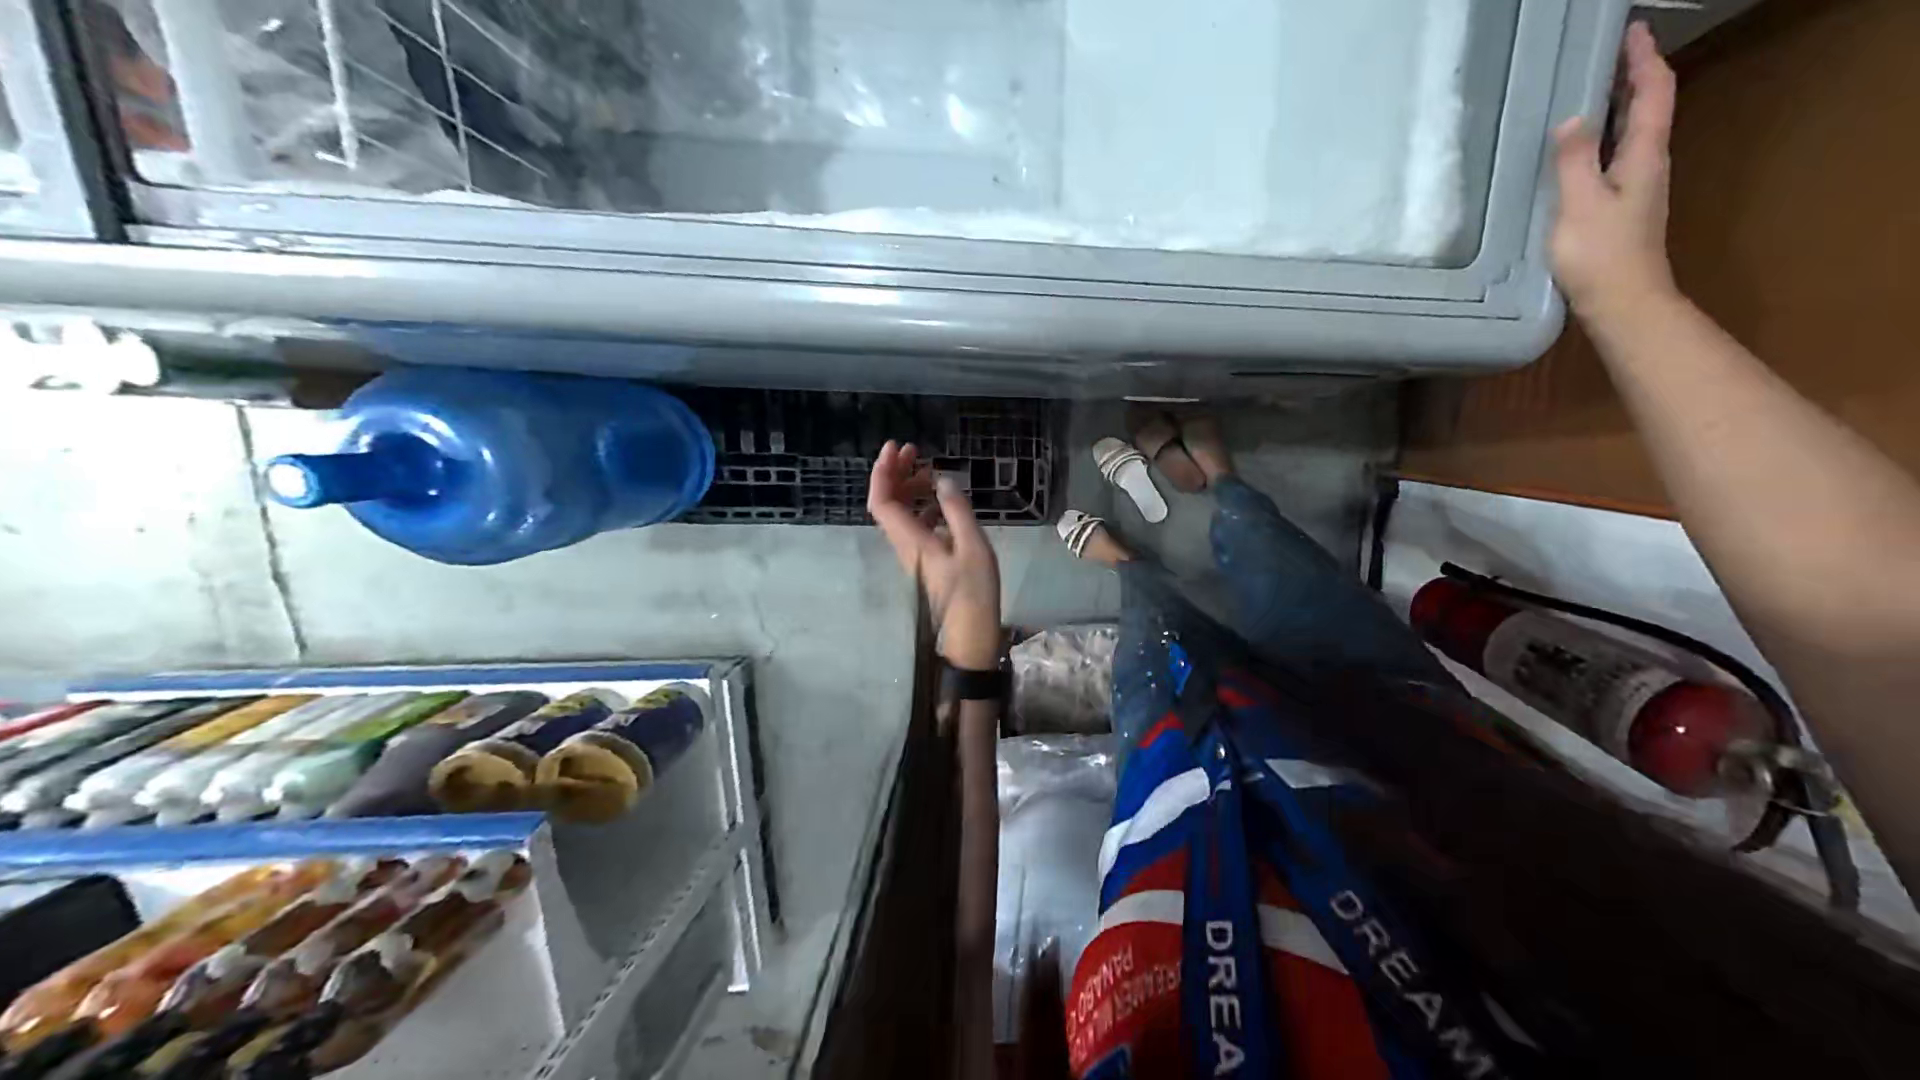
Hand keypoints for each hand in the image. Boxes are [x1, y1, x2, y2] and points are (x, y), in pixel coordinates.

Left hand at [867, 441, 1003, 669]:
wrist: (969, 640)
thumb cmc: (973, 595)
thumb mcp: (973, 548)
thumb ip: (957, 511)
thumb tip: (942, 480)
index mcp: (911, 540)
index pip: (882, 501)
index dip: (883, 472)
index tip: (897, 448)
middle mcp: (905, 545)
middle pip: (888, 504)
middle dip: (897, 474)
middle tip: (916, 452)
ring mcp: (914, 554)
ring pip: (901, 514)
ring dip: (910, 489)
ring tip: (932, 472)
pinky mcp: (925, 561)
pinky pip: (915, 525)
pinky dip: (923, 507)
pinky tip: (942, 503)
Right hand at [1551, 22, 1680, 319]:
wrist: (1621, 301)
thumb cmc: (1600, 254)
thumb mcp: (1580, 205)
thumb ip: (1574, 163)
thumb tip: (1572, 120)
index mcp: (1644, 156)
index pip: (1652, 94)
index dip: (1642, 61)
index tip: (1629, 33)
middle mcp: (1647, 165)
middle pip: (1647, 110)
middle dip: (1631, 79)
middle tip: (1605, 58)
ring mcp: (1635, 189)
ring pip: (1632, 134)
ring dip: (1617, 110)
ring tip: (1590, 96)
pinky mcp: (1618, 209)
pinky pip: (1613, 161)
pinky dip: (1601, 142)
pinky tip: (1578, 151)